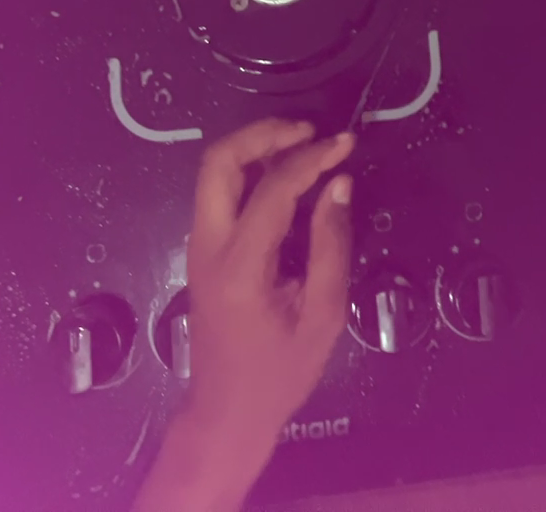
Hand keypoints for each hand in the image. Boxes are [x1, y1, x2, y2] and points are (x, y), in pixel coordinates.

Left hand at [135, 120, 354, 511]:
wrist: (227, 414)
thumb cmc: (279, 372)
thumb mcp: (323, 316)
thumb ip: (331, 245)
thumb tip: (339, 183)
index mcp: (240, 266)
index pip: (272, 190)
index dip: (312, 159)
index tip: (345, 144)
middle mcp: (208, 245)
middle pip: (219, 161)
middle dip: (264, 134)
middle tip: (309, 131)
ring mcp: (199, 244)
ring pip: (214, 170)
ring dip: (255, 146)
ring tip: (303, 142)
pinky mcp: (204, 247)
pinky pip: (221, 190)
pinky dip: (252, 168)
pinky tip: (287, 172)